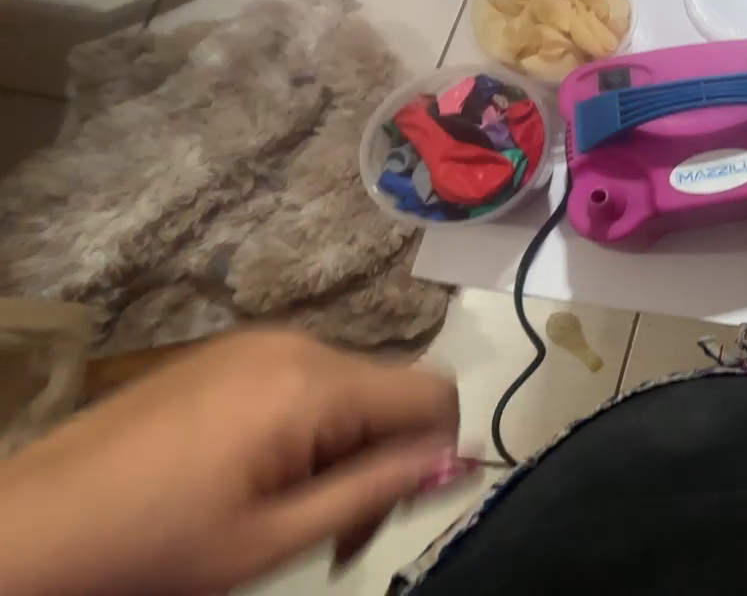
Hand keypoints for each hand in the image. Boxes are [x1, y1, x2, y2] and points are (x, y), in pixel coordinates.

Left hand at [0, 330, 460, 595]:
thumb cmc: (135, 555)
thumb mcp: (267, 542)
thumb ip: (376, 492)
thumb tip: (460, 461)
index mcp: (313, 383)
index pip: (434, 392)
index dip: (436, 450)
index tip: (387, 512)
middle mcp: (299, 343)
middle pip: (392, 389)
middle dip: (380, 455)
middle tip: (328, 528)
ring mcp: (258, 343)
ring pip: (352, 386)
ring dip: (342, 442)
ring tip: (280, 504)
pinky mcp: (226, 353)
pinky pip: (306, 379)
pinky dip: (305, 424)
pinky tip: (249, 472)